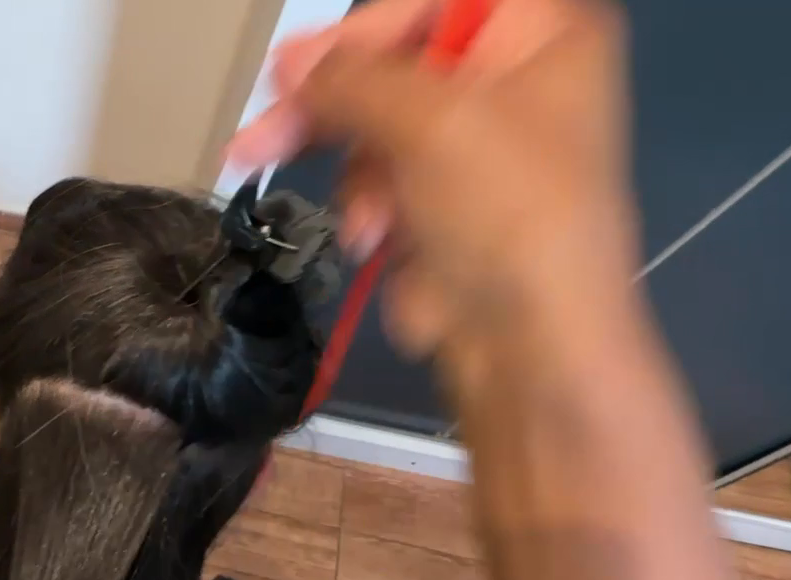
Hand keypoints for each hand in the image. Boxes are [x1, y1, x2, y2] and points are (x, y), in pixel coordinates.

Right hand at [232, 0, 642, 390]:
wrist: (519, 336)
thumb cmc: (504, 216)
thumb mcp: (432, 125)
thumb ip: (355, 81)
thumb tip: (290, 64)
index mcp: (536, 38)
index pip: (429, 7)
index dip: (358, 36)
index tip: (289, 72)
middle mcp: (502, 84)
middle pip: (387, 72)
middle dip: (326, 114)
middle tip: (254, 143)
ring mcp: (463, 150)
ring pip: (368, 135)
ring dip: (353, 181)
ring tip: (366, 228)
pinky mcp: (429, 204)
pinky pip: (370, 184)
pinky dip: (362, 211)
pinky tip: (374, 241)